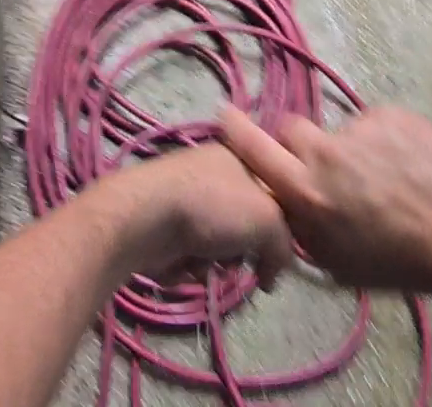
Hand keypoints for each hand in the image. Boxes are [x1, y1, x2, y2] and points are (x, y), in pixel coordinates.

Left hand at [91, 143, 294, 288]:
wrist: (146, 217)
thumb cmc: (213, 206)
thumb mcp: (268, 219)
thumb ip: (284, 244)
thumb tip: (272, 274)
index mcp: (239, 157)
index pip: (272, 190)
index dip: (281, 224)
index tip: (280, 251)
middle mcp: (213, 174)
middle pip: (246, 222)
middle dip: (245, 248)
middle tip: (242, 260)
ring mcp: (187, 200)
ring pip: (220, 244)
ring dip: (219, 262)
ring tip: (209, 263)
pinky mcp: (166, 227)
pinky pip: (193, 255)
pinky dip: (193, 266)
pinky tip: (187, 265)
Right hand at [217, 104, 431, 294]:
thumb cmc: (398, 261)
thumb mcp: (338, 262)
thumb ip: (303, 228)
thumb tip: (287, 207)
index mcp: (307, 190)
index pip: (253, 148)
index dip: (233, 129)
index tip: (223, 114)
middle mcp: (326, 151)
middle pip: (291, 129)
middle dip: (298, 144)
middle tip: (324, 168)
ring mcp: (359, 127)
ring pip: (339, 131)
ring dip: (349, 150)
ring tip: (384, 178)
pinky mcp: (390, 114)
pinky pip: (372, 125)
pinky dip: (382, 143)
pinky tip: (406, 167)